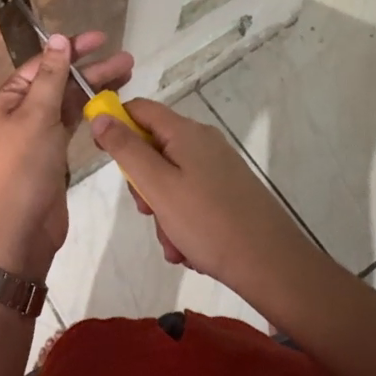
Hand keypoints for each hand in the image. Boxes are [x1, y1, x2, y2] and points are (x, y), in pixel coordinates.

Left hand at [0, 31, 130, 280]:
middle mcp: (25, 108)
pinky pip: (75, 120)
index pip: (45, 62)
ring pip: (72, 99)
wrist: (22, 228)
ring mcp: (41, 130)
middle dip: (93, 68)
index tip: (102, 39)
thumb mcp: (38, 115)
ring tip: (129, 75)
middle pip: (62, 79)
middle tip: (128, 60)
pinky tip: (112, 104)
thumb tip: (58, 38)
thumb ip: (51, 76)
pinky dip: (93, 110)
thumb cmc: (26, 167)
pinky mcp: (56, 151)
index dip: (73, 48)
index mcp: (12, 96)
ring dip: (97, 87)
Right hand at [89, 98, 307, 290]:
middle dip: (144, 183)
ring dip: (164, 211)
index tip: (104, 156)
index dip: (116, 125)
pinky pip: (192, 198)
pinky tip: (190, 249)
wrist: (274, 266)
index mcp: (185, 132)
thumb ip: (126, 149)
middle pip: (154, 148)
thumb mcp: (158, 186)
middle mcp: (204, 142)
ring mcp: (219, 168)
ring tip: (175, 244)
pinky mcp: (230, 193)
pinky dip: (184, 221)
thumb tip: (100, 115)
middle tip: (148, 211)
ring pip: (172, 179)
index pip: (139, 109)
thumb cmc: (209, 223)